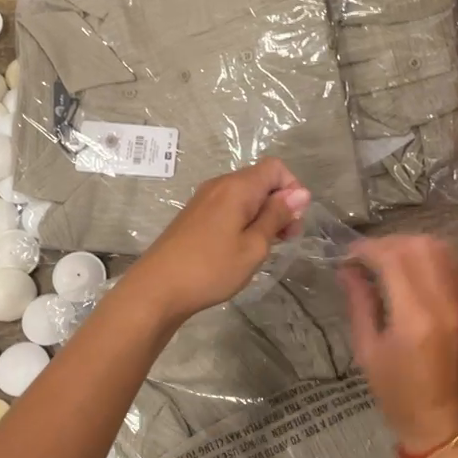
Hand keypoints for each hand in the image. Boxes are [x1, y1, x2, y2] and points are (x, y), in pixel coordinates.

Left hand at [123, 158, 310, 321]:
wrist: (157, 289)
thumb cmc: (210, 269)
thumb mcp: (253, 246)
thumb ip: (277, 216)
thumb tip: (300, 193)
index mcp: (237, 187)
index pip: (275, 167)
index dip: (292, 188)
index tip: (293, 221)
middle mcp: (220, 185)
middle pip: (260, 180)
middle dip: (280, 204)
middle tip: (284, 240)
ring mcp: (204, 200)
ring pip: (245, 196)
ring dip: (262, 215)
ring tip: (263, 248)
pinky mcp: (195, 215)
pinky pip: (229, 207)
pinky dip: (244, 221)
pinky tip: (241, 248)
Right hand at [339, 236, 457, 452]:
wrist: (440, 421)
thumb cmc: (396, 393)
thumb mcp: (367, 350)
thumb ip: (360, 303)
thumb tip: (347, 269)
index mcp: (414, 317)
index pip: (392, 259)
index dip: (367, 249)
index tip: (348, 254)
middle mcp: (442, 302)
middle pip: (417, 246)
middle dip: (387, 243)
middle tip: (365, 257)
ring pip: (438, 248)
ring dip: (409, 244)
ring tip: (386, 260)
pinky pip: (451, 263)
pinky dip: (429, 255)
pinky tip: (410, 269)